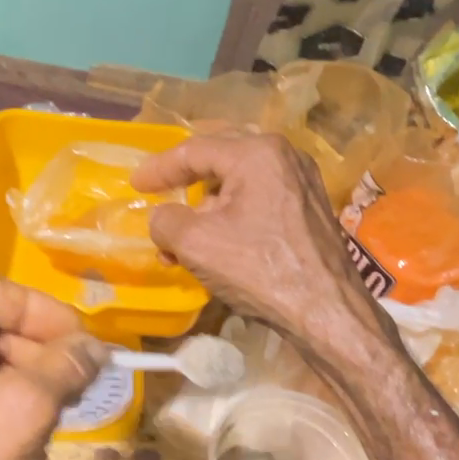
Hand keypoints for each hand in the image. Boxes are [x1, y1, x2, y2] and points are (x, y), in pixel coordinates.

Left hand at [0, 273, 107, 459]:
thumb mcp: (26, 406)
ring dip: (29, 380)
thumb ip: (66, 365)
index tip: (80, 340)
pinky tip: (35, 434)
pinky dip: (8, 404)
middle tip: (81, 376)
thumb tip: (97, 348)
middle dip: (38, 349)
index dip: (39, 309)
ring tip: (64, 407)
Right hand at [132, 134, 376, 338]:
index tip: (134, 184)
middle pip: (218, 162)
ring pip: (237, 187)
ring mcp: (301, 184)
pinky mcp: (308, 211)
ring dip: (204, 212)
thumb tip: (161, 218)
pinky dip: (229, 220)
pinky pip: (257, 203)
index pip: (195, 150)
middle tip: (158, 197)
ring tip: (179, 245)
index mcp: (257, 154)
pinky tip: (213, 249)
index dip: (159, 168)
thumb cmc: (258, 269)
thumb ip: (165, 221)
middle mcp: (284, 158)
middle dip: (184, 187)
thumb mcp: (195, 243)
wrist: (324, 310)